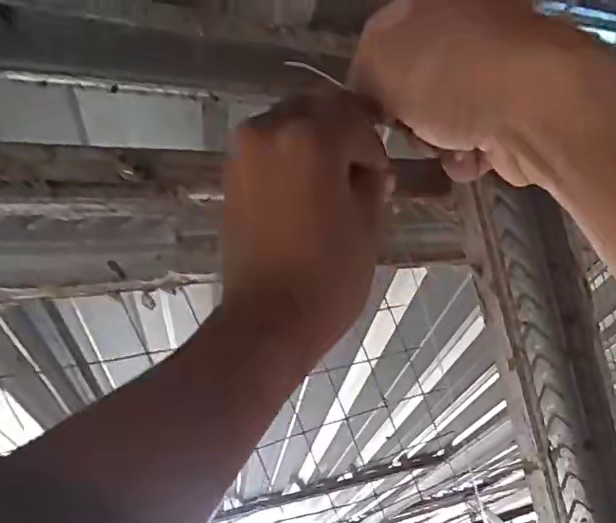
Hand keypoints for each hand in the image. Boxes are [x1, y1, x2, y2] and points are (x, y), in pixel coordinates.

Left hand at [220, 90, 389, 352]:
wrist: (269, 321)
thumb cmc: (327, 282)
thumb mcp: (367, 230)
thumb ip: (372, 183)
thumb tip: (369, 167)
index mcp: (312, 138)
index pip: (354, 115)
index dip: (374, 145)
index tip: (383, 178)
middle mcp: (271, 129)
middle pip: (316, 108)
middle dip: (342, 134)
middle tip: (360, 175)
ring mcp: (244, 151)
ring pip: (289, 125)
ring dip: (314, 145)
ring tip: (331, 190)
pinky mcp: (231, 177)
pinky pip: (269, 150)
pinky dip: (290, 161)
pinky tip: (305, 198)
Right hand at [350, 0, 599, 183]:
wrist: (531, 107)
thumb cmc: (451, 74)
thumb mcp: (382, 62)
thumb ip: (363, 75)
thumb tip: (370, 97)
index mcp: (431, 0)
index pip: (386, 39)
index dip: (375, 80)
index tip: (375, 113)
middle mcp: (467, 24)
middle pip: (417, 85)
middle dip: (410, 116)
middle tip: (412, 129)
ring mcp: (495, 69)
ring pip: (445, 119)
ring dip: (439, 144)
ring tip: (448, 148)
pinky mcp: (515, 113)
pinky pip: (475, 143)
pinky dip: (469, 158)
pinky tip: (473, 158)